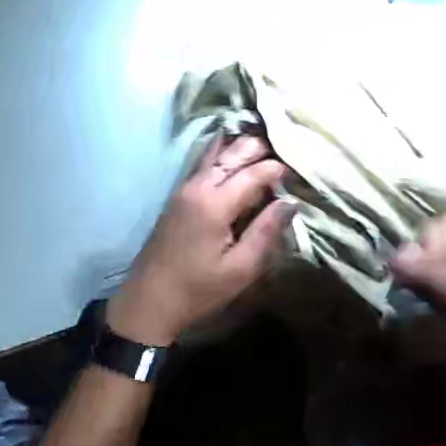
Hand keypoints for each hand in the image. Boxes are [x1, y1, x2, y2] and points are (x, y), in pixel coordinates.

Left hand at [106, 135, 294, 345]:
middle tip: (284, 148)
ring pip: (215, 154)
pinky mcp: (177, 196)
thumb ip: (266, 231)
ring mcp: (184, 189)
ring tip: (264, 143)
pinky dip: (221, 153)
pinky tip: (232, 150)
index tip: (297, 171)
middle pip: (232, 154)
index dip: (276, 169)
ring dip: (239, 147)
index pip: (253, 174)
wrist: (148, 301)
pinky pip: (203, 163)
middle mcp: (198, 187)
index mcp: (215, 204)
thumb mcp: (240, 269)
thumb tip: (290, 202)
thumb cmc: (198, 290)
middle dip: (258, 148)